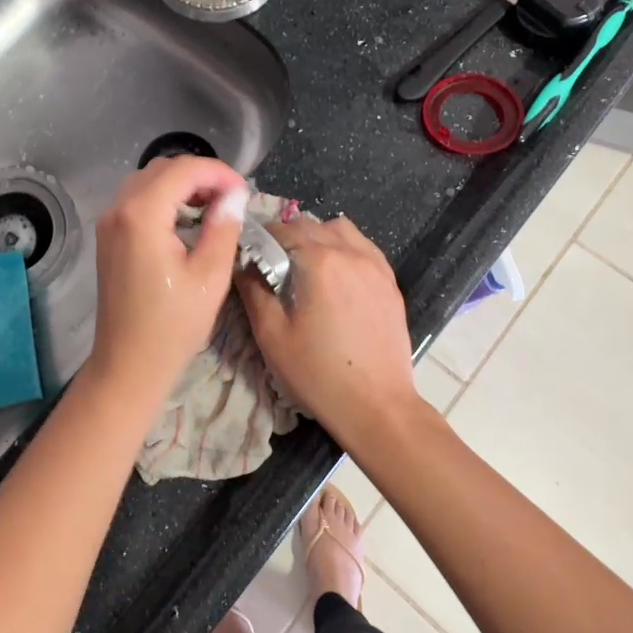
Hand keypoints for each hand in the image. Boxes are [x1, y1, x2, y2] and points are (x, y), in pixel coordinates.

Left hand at [88, 156, 248, 404]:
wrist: (128, 364)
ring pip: (147, 181)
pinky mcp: (108, 237)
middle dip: (200, 175)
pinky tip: (186, 221)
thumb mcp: (210, 276)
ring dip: (181, 185)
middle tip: (232, 199)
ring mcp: (108, 222)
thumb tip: (233, 196)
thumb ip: (223, 227)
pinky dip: (163, 199)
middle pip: (162, 169)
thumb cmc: (172, 326)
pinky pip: (136, 200)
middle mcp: (118, 209)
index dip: (218, 173)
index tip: (244, 191)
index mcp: (142, 215)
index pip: (183, 170)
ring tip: (214, 207)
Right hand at [237, 217, 426, 443]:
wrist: (377, 407)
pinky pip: (363, 247)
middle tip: (272, 263)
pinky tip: (336, 275)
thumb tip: (242, 264)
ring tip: (307, 265)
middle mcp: (349, 253)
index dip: (259, 237)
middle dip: (286, 235)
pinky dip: (344, 248)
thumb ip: (253, 290)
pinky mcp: (390, 282)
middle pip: (310, 224)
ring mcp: (375, 266)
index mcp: (318, 262)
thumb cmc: (317, 372)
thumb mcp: (271, 334)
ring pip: (340, 229)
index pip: (281, 229)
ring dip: (318, 236)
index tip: (248, 254)